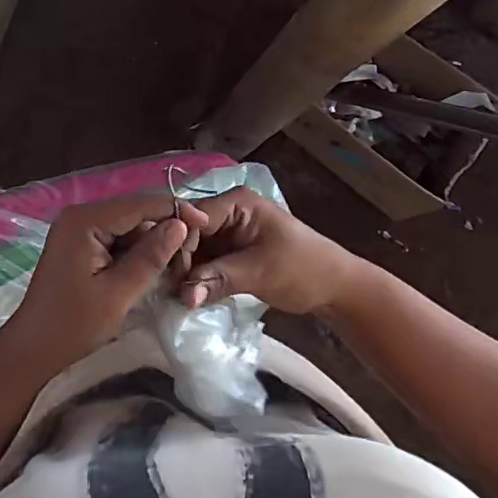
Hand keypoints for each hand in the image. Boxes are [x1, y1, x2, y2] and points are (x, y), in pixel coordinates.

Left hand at [0, 193, 210, 372]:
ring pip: (129, 226)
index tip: (206, 225)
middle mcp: (80, 216)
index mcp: (85, 221)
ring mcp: (78, 230)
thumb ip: (151, 256)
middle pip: (135, 212)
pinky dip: (137, 253)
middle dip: (164, 230)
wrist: (30, 356)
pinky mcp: (81, 246)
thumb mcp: (118, 294)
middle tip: (188, 258)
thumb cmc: (72, 328)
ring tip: (174, 268)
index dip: (174, 210)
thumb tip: (181, 225)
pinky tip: (153, 271)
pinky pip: (117, 239)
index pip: (139, 203)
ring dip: (153, 244)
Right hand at [179, 188, 367, 315]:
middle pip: (187, 232)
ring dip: (183, 272)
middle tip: (164, 291)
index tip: (166, 276)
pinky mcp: (227, 251)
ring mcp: (226, 231)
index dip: (176, 245)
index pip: (191, 217)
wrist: (333, 286)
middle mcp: (226, 211)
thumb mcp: (260, 272)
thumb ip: (219, 279)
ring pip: (191, 249)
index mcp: (236, 201)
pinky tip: (184, 294)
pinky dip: (194, 277)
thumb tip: (183, 295)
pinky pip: (202, 261)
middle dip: (177, 260)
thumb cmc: (303, 269)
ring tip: (171, 296)